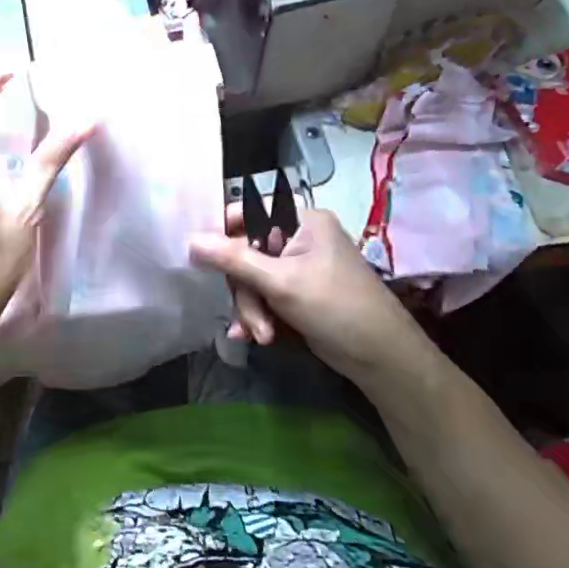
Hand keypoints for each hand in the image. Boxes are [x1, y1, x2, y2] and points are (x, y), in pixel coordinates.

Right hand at [190, 206, 426, 381]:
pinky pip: (263, 295)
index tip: (200, 258)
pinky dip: (258, 315)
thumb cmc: (334, 307)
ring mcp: (297, 266)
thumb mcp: (280, 282)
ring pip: (251, 279)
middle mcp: (298, 237)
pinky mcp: (296, 292)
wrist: (378, 355)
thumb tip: (190, 241)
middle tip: (252, 319)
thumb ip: (234, 260)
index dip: (221, 234)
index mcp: (301, 220)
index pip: (247, 212)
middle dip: (244, 291)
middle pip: (245, 252)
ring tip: (262, 335)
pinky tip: (257, 336)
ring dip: (251, 309)